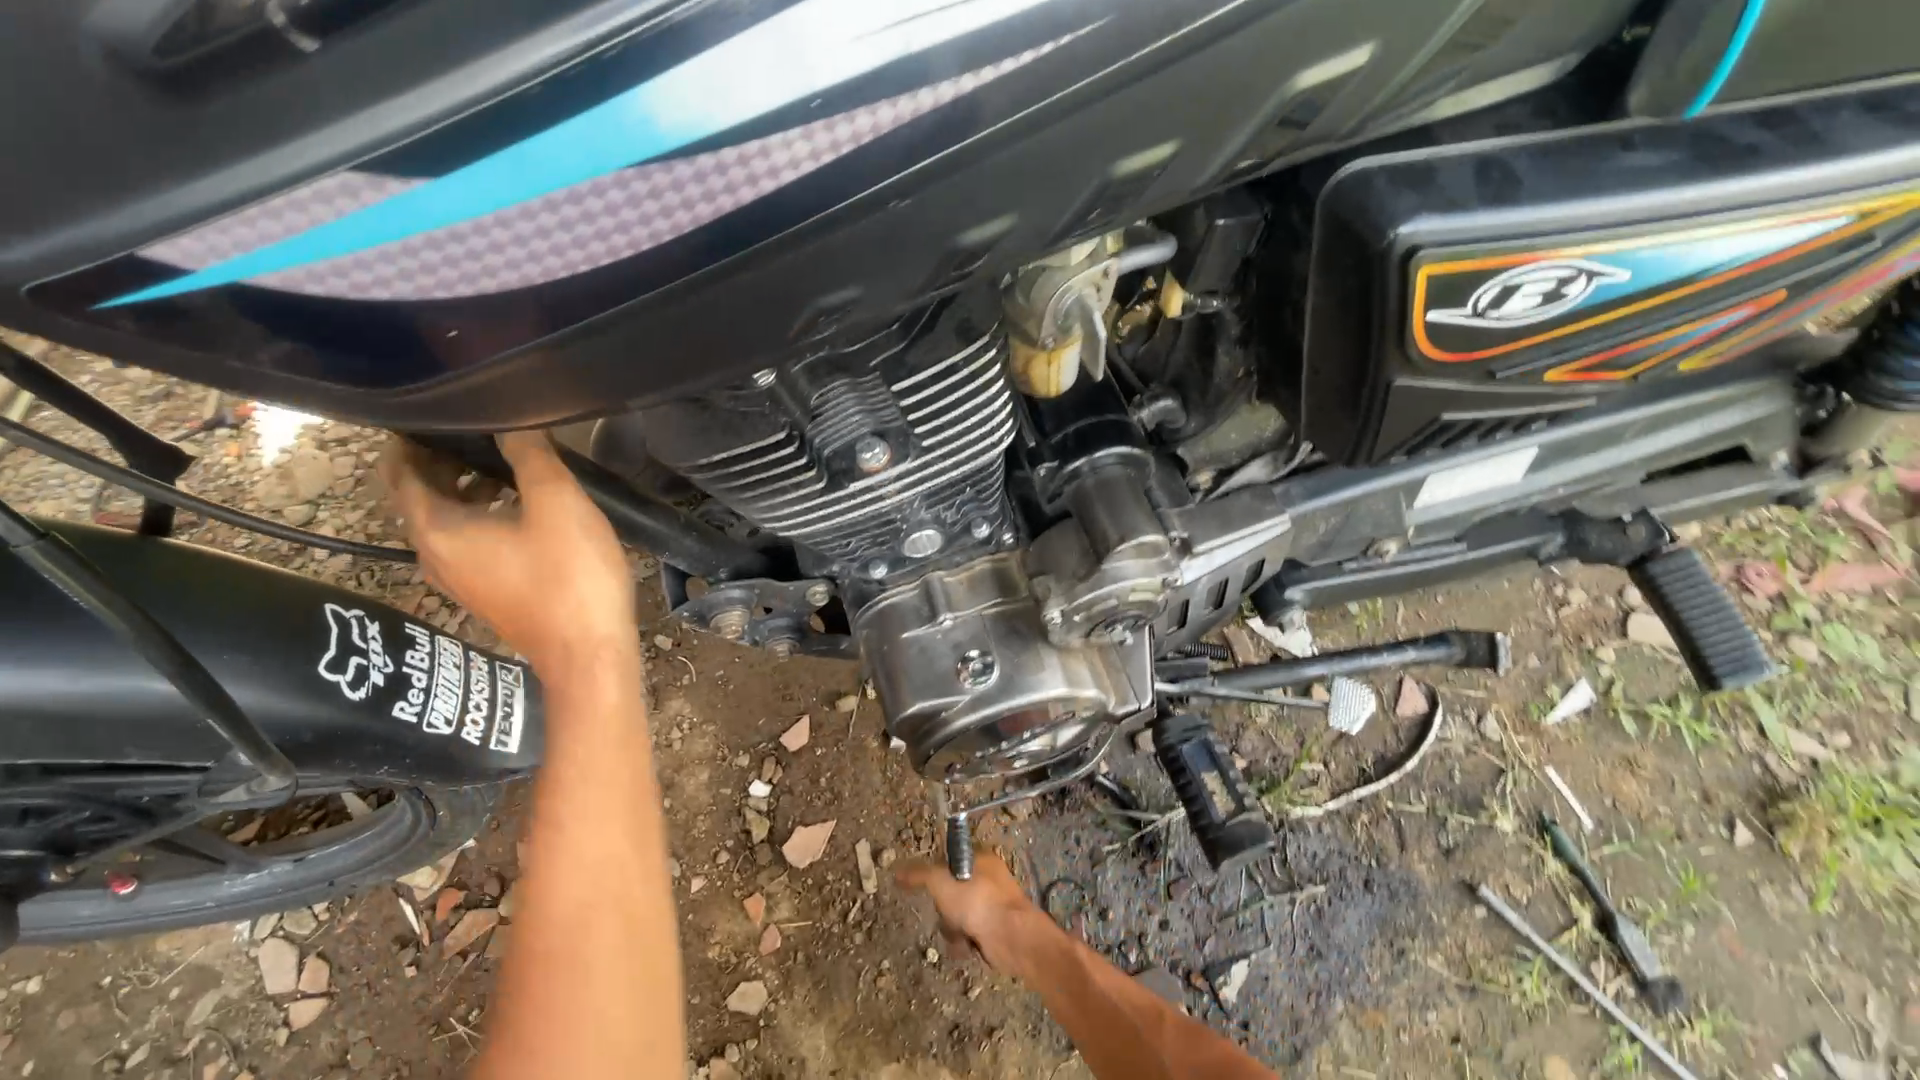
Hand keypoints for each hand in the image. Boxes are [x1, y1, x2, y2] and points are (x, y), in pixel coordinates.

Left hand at [383, 432, 637, 679]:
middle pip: (420, 495)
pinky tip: (522, 505)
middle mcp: (435, 555)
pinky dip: (481, 514)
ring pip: (446, 519)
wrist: (589, 653)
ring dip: (465, 487)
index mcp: (437, 530)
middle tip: (478, 426)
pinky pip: (468, 540)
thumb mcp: (557, 502)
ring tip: (505, 461)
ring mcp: (460, 578)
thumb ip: (530, 455)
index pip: (399, 471)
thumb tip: (512, 420)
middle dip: (442, 459)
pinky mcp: (486, 592)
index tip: (438, 409)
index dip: (412, 437)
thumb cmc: (570, 576)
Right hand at [896, 853, 1048, 978]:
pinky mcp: (994, 930)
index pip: (948, 860)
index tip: (927, 889)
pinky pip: (968, 934)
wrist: (1012, 938)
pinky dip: (963, 943)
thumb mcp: (941, 882)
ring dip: (952, 929)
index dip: (935, 875)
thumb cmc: (977, 902)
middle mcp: (988, 879)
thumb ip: (919, 875)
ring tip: (959, 935)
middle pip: (950, 892)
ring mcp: (992, 905)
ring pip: (957, 916)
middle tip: (946, 914)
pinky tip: (966, 948)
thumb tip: (896, 871)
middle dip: (944, 909)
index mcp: (980, 859)